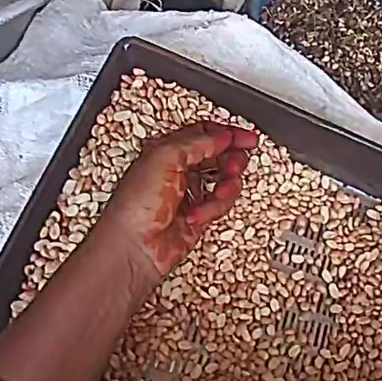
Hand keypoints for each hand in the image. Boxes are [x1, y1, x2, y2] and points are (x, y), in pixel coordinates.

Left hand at [90, 121, 256, 292]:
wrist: (134, 247)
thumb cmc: (136, 206)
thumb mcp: (164, 158)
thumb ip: (196, 142)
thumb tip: (222, 135)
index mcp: (168, 150)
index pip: (204, 134)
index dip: (227, 134)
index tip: (247, 137)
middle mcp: (180, 170)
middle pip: (219, 156)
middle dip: (232, 159)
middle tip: (237, 165)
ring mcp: (190, 194)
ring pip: (224, 181)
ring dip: (227, 186)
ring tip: (221, 192)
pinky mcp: (199, 216)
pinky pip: (220, 205)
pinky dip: (214, 208)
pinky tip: (198, 215)